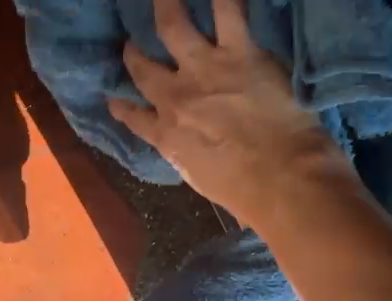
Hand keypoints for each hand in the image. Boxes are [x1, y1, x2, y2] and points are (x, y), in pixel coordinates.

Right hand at [109, 0, 354, 225]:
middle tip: (131, 44)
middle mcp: (176, 98)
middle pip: (145, 70)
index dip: (123, 107)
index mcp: (167, 137)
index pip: (136, 118)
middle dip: (135, 56)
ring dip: (166, 5)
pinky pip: (228, 9)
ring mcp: (205, 70)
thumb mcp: (199, 179)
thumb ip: (187, 155)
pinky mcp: (238, 51)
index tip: (114, 99)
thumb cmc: (242, 191)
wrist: (277, 176)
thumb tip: (188, 147)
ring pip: (174, 25)